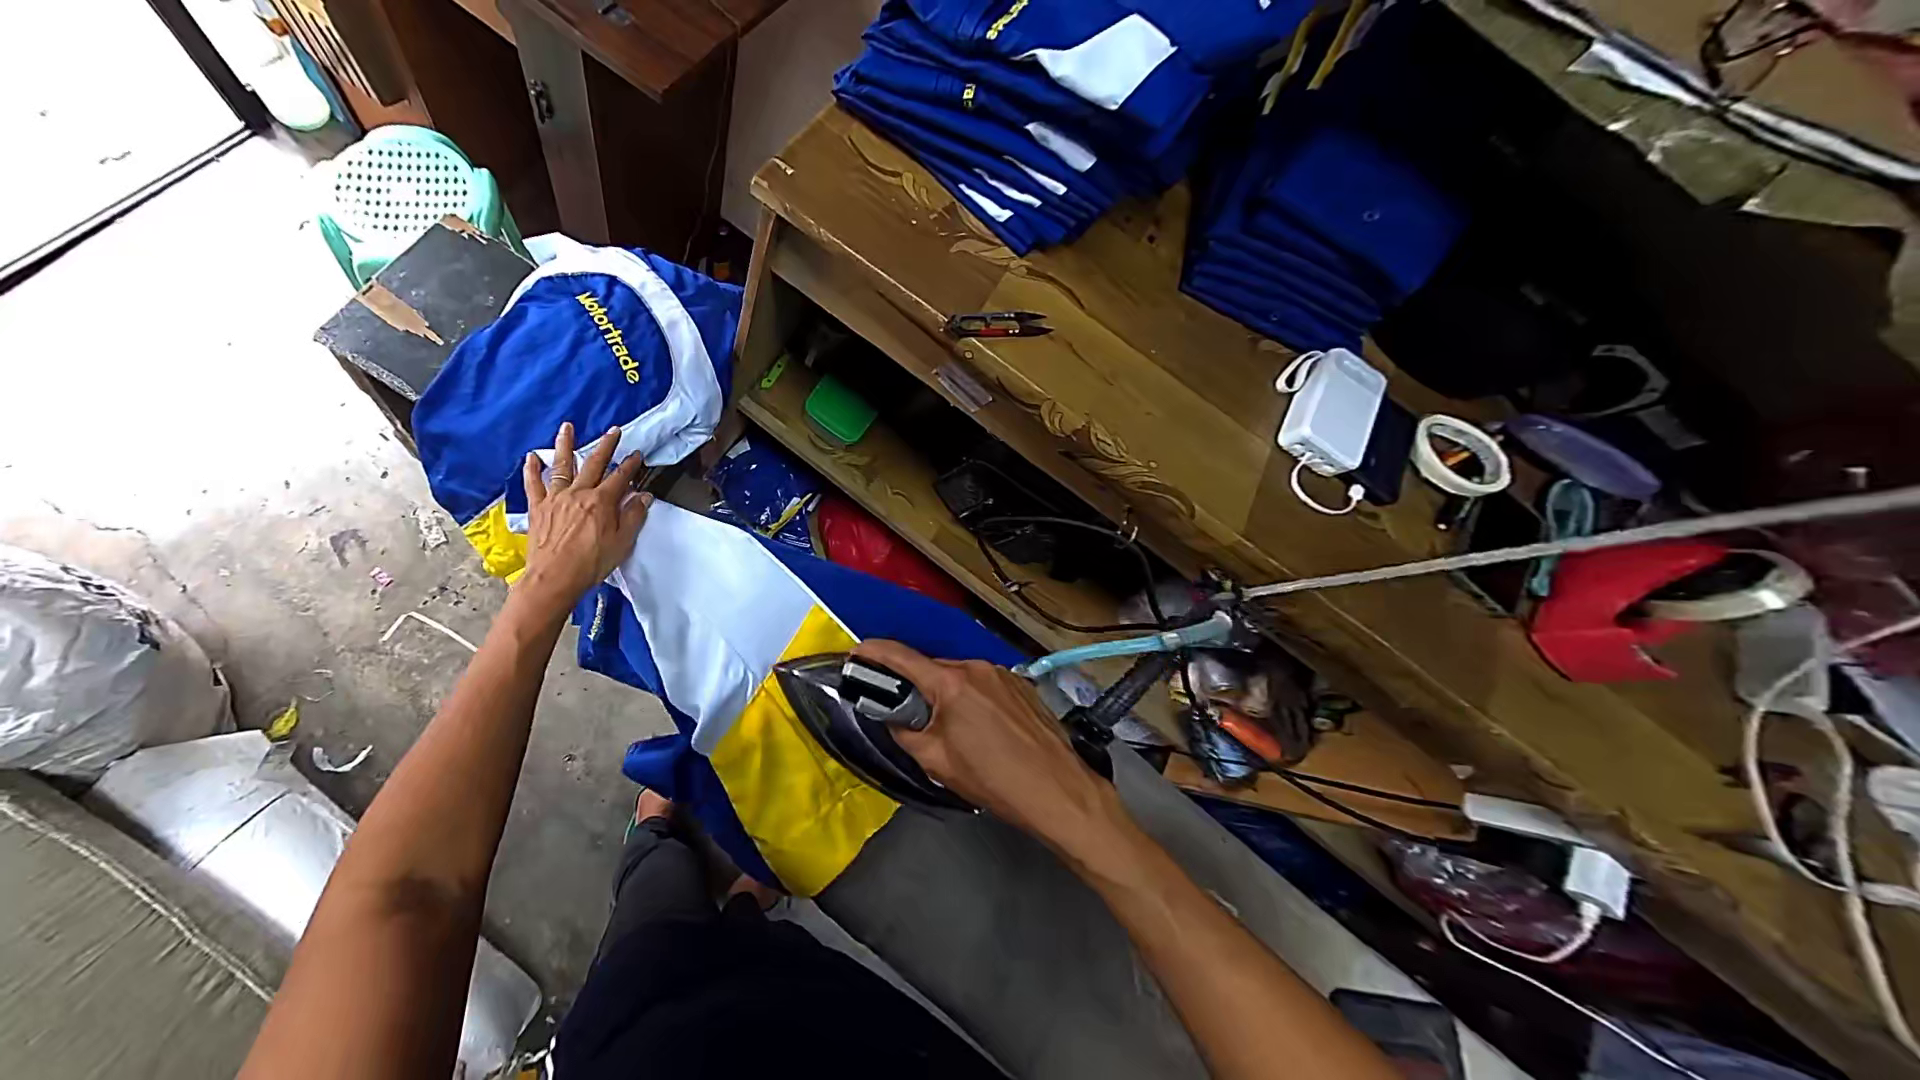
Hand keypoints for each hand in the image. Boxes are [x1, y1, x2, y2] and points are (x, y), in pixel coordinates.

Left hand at [515, 421, 651, 614]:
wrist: (554, 578)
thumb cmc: (591, 563)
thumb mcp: (623, 541)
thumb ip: (634, 516)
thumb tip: (643, 497)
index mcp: (602, 502)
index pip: (621, 477)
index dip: (631, 465)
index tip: (637, 455)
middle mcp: (578, 494)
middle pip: (595, 464)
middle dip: (606, 446)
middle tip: (614, 432)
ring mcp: (556, 499)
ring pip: (562, 466)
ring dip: (566, 445)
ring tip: (567, 428)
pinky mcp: (538, 508)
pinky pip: (533, 484)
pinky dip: (532, 469)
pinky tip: (532, 457)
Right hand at [853, 640, 1121, 844]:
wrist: (1058, 791)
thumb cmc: (997, 781)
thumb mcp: (936, 761)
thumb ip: (904, 732)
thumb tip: (892, 716)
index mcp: (952, 684)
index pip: (900, 657)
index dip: (872, 653)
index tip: (856, 653)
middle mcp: (978, 668)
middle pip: (932, 668)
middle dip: (915, 687)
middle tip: (907, 715)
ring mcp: (1003, 674)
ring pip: (959, 677)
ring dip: (946, 694)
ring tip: (952, 731)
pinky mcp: (1020, 685)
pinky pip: (983, 683)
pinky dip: (972, 698)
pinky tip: (980, 730)